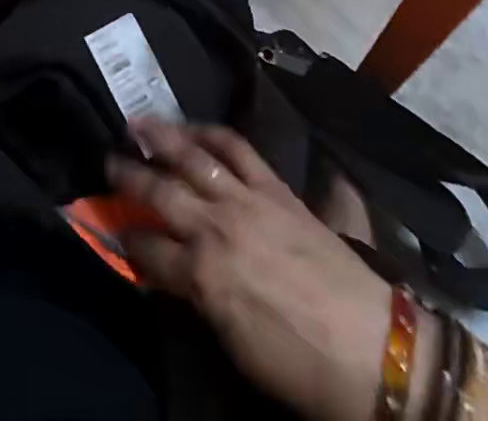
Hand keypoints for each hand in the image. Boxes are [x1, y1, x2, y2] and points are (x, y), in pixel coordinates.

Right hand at [110, 121, 392, 420]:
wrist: (380, 354)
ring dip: (160, 138)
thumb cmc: (301, 365)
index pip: (144, 246)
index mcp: (200, 274)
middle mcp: (215, 228)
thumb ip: (193, 296)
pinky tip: (195, 127)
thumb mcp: (232, 342)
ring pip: (192, 159)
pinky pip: (240, 151)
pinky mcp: (278, 192)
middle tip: (107, 159)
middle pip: (158, 191)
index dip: (124, 237)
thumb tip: (168, 272)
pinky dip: (214, 134)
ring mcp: (247, 203)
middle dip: (127, 174)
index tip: (112, 226)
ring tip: (138, 122)